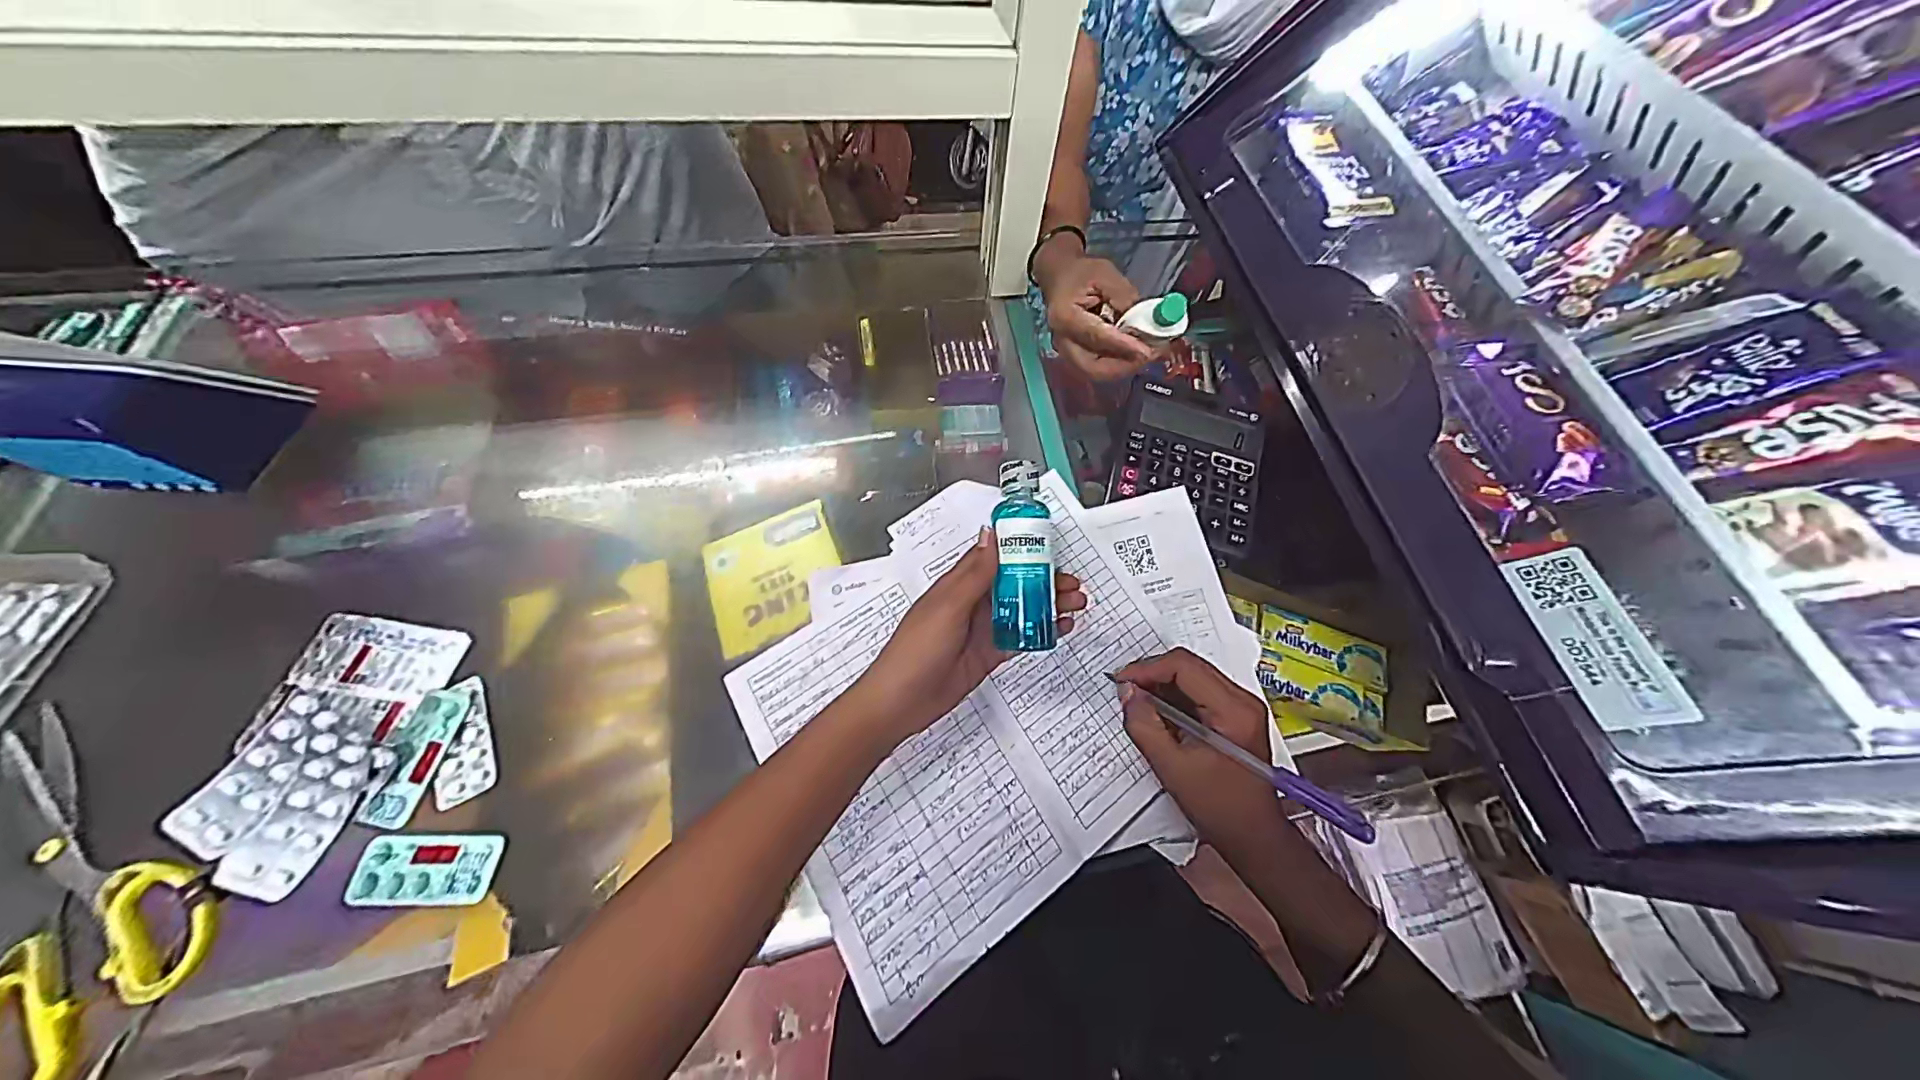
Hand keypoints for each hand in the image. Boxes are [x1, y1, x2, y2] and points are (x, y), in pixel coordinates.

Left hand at [846, 528, 1085, 747]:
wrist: (902, 702)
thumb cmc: (914, 652)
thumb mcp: (947, 607)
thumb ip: (974, 575)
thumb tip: (990, 537)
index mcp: (959, 584)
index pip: (994, 556)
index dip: (1022, 548)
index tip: (1050, 543)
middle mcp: (972, 603)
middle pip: (1015, 583)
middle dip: (1045, 579)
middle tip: (1072, 583)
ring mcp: (981, 629)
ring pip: (1022, 609)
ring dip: (1048, 604)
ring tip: (1074, 604)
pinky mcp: (988, 653)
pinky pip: (1020, 637)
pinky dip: (1041, 631)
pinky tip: (1059, 628)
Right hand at [1036, 248, 1155, 380]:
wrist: (1059, 278)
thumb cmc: (1081, 273)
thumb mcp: (1105, 274)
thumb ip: (1125, 298)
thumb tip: (1147, 321)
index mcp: (1065, 317)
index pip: (1096, 337)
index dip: (1123, 346)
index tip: (1148, 350)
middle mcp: (1063, 341)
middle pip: (1093, 368)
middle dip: (1124, 366)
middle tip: (1150, 354)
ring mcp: (1067, 352)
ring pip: (1097, 372)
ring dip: (1124, 367)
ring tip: (1147, 352)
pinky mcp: (1076, 357)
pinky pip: (1098, 368)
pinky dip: (1119, 365)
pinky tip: (1135, 353)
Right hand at [1116, 648, 1287, 856]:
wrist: (1253, 835)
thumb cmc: (1222, 809)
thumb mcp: (1172, 767)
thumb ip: (1145, 725)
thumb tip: (1128, 693)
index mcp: (1234, 711)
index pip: (1184, 666)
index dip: (1147, 669)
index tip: (1123, 682)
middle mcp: (1243, 701)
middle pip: (1189, 665)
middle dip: (1153, 674)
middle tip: (1127, 691)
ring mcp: (1241, 707)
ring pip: (1192, 675)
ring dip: (1162, 685)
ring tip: (1140, 705)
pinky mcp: (1235, 715)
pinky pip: (1198, 691)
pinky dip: (1173, 697)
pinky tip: (1159, 716)